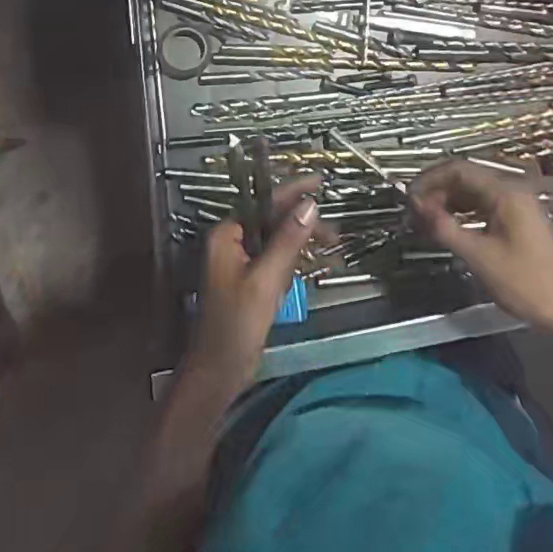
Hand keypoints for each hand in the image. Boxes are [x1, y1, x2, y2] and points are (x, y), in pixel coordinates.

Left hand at [184, 175, 322, 388]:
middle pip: (271, 221)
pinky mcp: (249, 282)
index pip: (263, 203)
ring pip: (277, 241)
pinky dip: (292, 262)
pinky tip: (305, 271)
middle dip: (302, 224)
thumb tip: (310, 205)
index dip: (293, 191)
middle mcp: (231, 244)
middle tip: (333, 232)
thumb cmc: (237, 323)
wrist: (220, 369)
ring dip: (300, 244)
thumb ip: (288, 240)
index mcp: (227, 236)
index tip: (319, 182)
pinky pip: (275, 261)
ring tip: (329, 248)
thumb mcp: (266, 278)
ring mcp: (240, 264)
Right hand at [412, 160, 552, 337]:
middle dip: (438, 190)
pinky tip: (448, 228)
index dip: (430, 179)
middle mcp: (513, 191)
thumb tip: (417, 206)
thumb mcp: (478, 256)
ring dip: (448, 202)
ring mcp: (517, 206)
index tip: (409, 197)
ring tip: (425, 221)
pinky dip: (463, 213)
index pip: (460, 169)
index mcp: (506, 193)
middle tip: (414, 212)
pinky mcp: (518, 221)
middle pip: (467, 178)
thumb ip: (445, 227)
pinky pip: (484, 207)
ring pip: (474, 193)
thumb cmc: (524, 283)